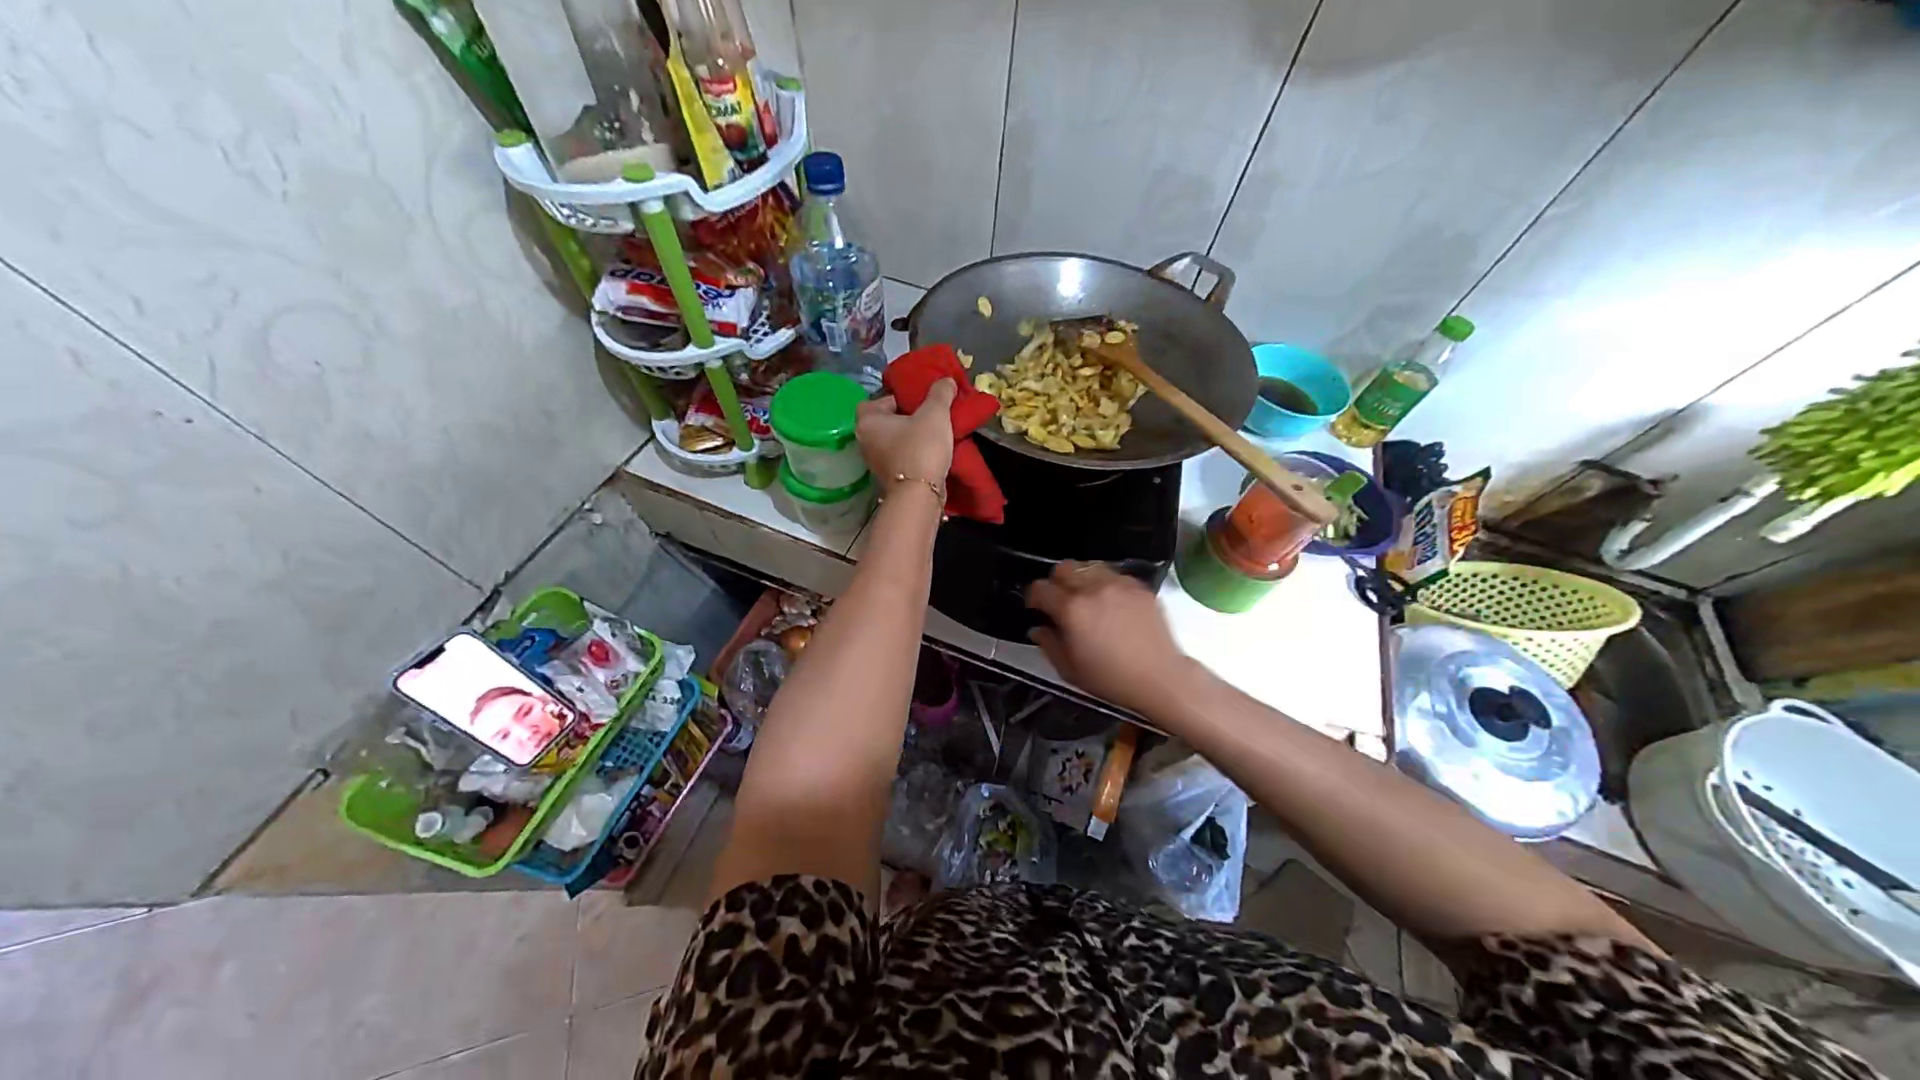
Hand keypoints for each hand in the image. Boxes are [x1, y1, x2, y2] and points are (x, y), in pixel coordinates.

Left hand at [856, 378, 955, 491]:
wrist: (920, 494)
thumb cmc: (921, 447)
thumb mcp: (935, 414)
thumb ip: (940, 393)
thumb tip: (946, 380)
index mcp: (867, 421)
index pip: (874, 401)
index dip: (894, 398)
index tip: (915, 402)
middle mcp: (864, 441)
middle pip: (883, 422)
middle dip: (903, 418)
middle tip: (925, 416)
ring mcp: (873, 462)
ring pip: (891, 441)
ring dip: (907, 437)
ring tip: (930, 434)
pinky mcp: (886, 478)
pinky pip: (897, 458)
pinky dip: (910, 454)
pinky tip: (928, 453)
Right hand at [1025, 561, 1195, 714]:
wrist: (1159, 678)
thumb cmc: (1111, 678)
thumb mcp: (1069, 669)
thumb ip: (1048, 644)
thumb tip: (1039, 629)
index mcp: (1071, 608)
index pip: (1040, 588)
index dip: (1033, 598)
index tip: (1036, 608)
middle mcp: (1093, 588)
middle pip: (1063, 568)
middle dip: (1055, 582)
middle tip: (1059, 601)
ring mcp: (1119, 584)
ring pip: (1088, 565)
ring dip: (1080, 578)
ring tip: (1085, 598)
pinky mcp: (1139, 586)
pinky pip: (1113, 573)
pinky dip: (1104, 582)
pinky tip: (1109, 601)